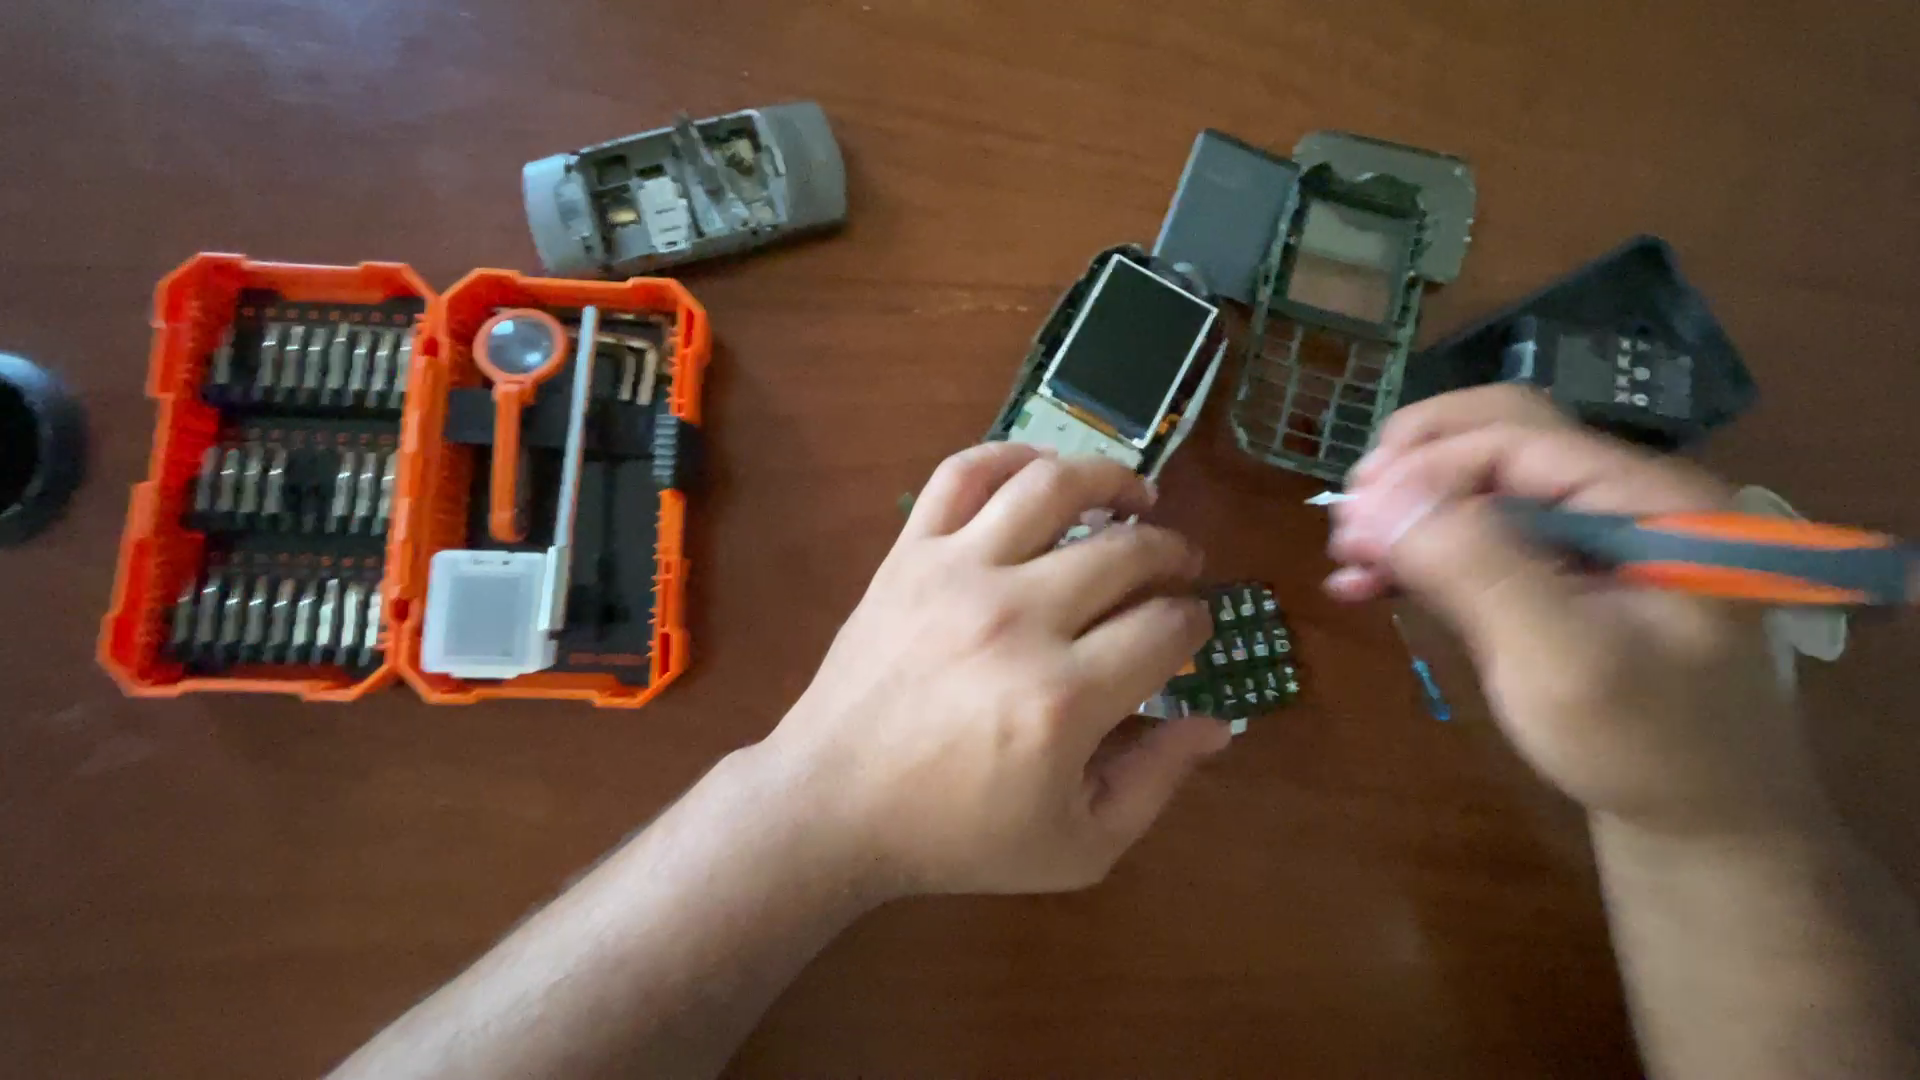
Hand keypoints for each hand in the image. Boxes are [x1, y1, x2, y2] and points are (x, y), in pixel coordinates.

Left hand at [759, 443, 1227, 897]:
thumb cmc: (956, 835)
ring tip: (1136, 494)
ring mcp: (956, 574)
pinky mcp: (908, 555)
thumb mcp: (1077, 844)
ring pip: (1051, 486)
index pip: (1165, 628)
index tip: (1191, 628)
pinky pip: (961, 475)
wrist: (833, 804)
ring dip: (1110, 478)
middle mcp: (1016, 618)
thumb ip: (1156, 781)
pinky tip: (1041, 471)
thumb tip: (1217, 723)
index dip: (1195, 622)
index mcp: (1063, 698)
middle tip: (1179, 565)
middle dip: (1172, 553)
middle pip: (1126, 551)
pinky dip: (1009, 455)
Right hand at [1325, 386, 1820, 835]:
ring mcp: (1581, 535)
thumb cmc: (1643, 745)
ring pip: (1471, 483)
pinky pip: (1467, 535)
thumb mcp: (1559, 659)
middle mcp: (1616, 499)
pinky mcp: (1546, 570)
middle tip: (1349, 515)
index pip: (1517, 438)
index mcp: (1650, 502)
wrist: (1691, 817)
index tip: (1354, 522)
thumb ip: (1475, 569)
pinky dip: (1411, 550)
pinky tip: (1362, 581)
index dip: (1426, 467)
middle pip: (1494, 438)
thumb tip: (1378, 497)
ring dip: (1401, 510)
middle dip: (1409, 469)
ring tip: (1345, 554)